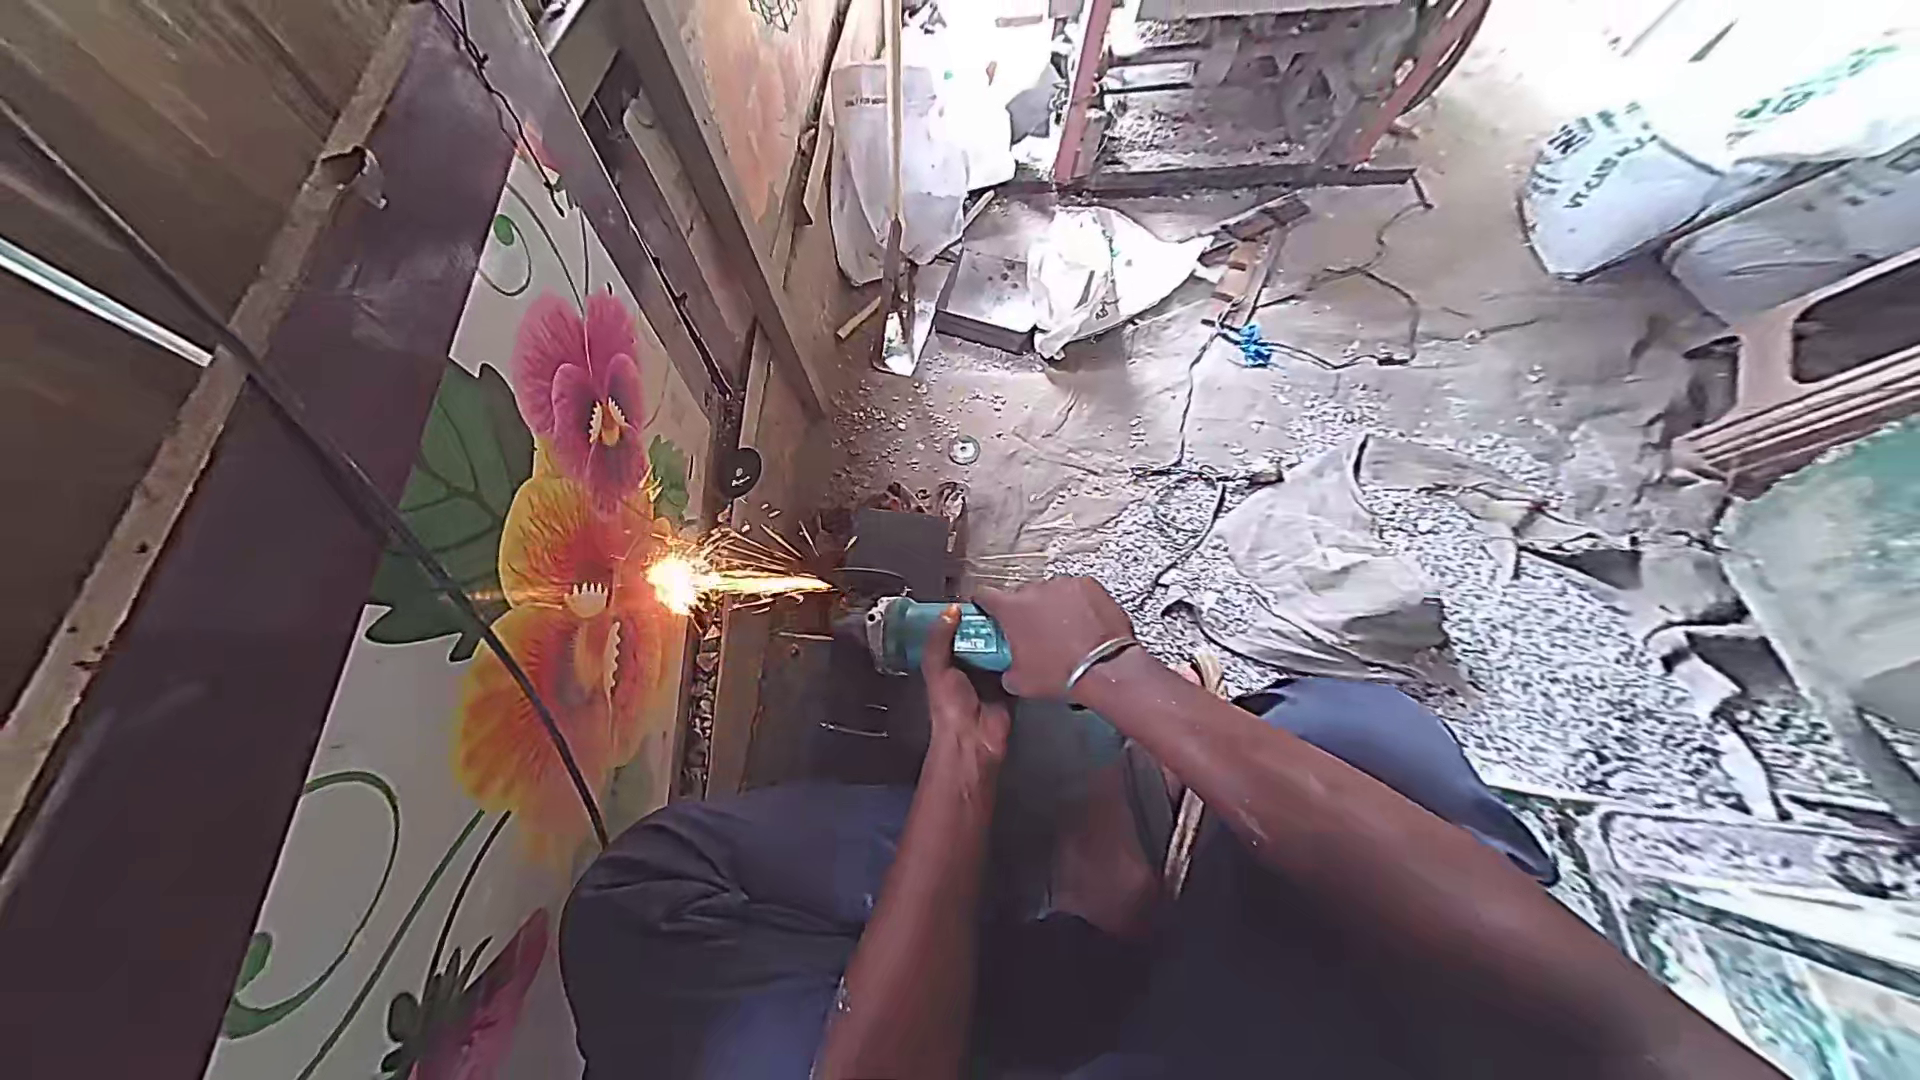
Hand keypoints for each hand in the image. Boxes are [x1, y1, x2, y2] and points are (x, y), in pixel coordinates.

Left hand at [923, 604, 1009, 761]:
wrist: (973, 738)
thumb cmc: (948, 707)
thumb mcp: (935, 667)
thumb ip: (939, 638)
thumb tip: (950, 609)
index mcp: (949, 658)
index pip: (958, 629)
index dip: (966, 615)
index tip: (980, 597)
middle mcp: (971, 663)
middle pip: (984, 636)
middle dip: (992, 624)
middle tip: (1005, 604)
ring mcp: (992, 673)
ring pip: (1002, 647)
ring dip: (1009, 637)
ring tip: (1019, 618)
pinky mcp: (1011, 682)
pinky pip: (1019, 663)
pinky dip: (1023, 654)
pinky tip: (1029, 640)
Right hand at [974, 578, 1135, 701]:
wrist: (1105, 669)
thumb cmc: (1061, 674)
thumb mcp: (1020, 682)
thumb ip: (1005, 668)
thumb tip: (1008, 670)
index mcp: (1011, 609)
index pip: (985, 595)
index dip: (983, 602)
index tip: (986, 609)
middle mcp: (1034, 589)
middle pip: (1021, 595)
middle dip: (1024, 611)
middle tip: (1034, 633)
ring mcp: (1063, 584)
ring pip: (1049, 592)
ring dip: (1051, 606)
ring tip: (1063, 630)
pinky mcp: (1088, 585)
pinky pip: (1074, 591)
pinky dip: (1076, 603)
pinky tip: (1082, 623)